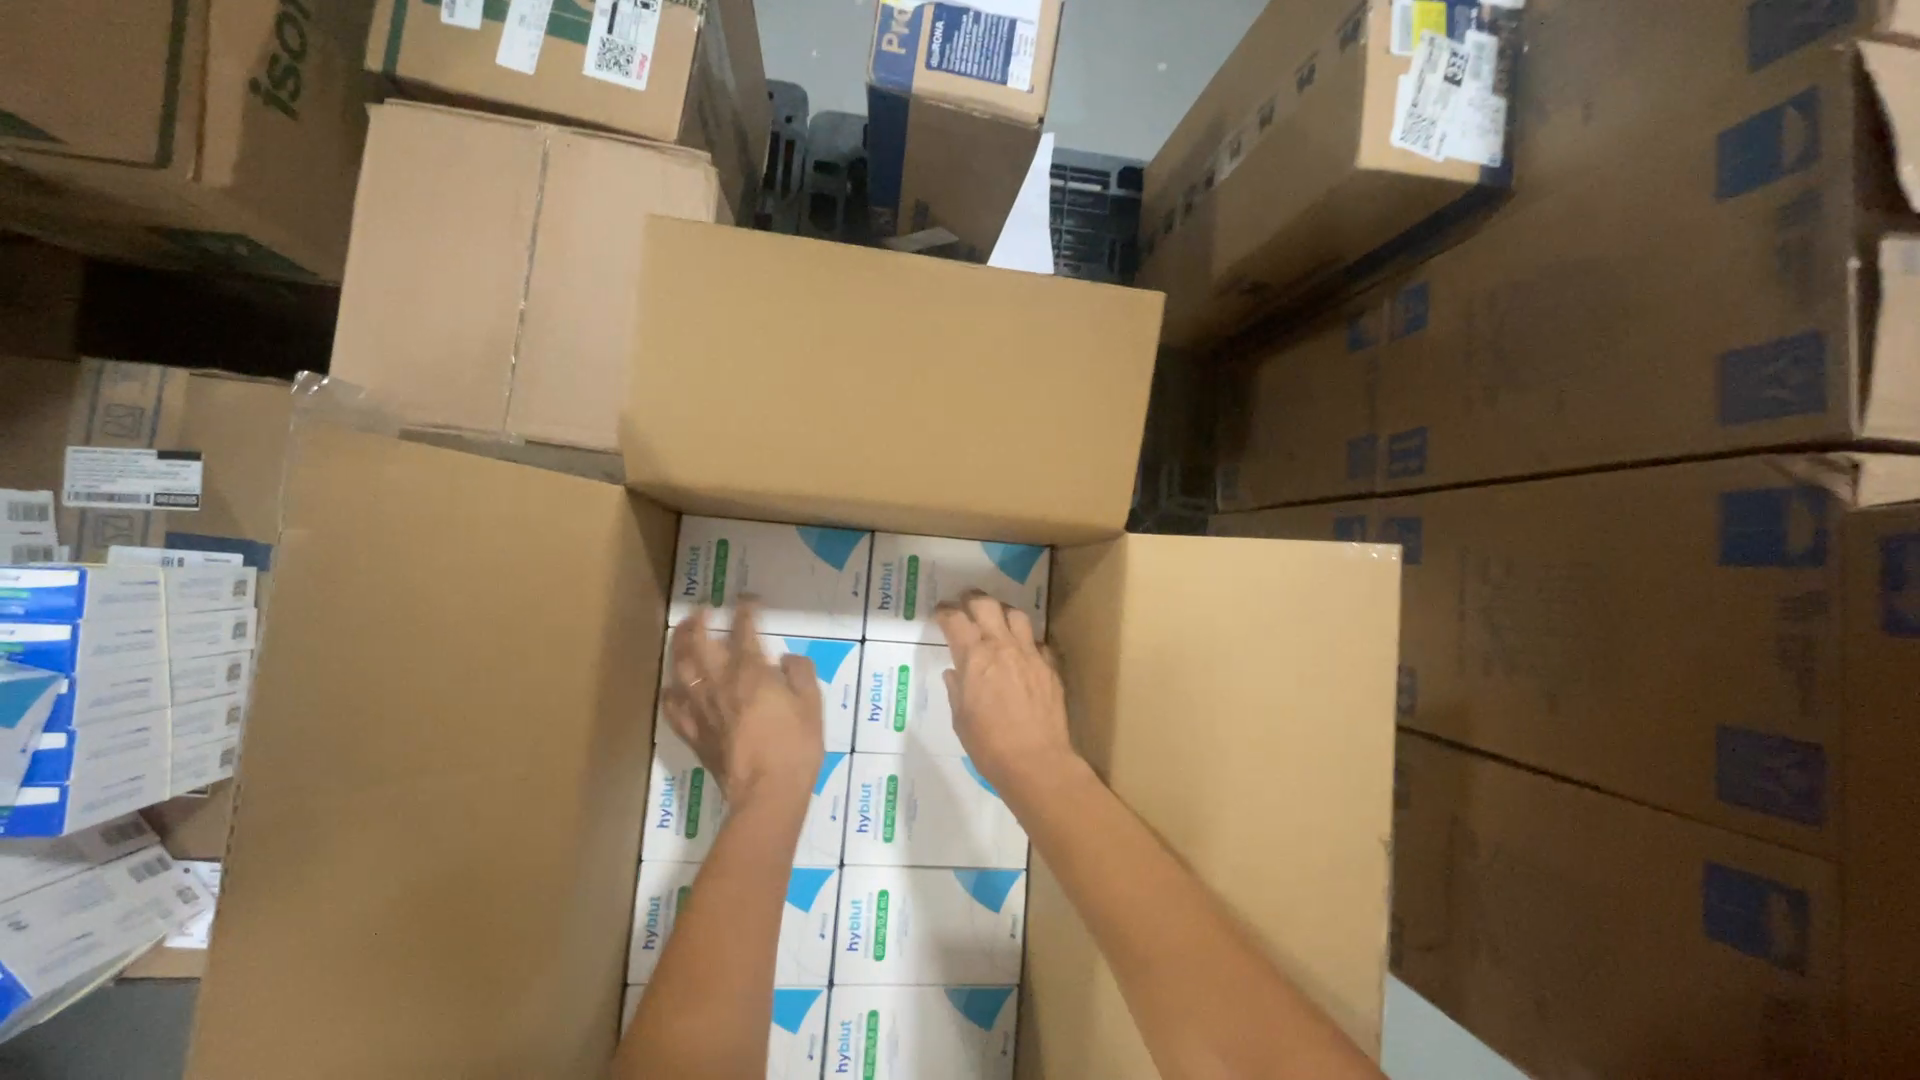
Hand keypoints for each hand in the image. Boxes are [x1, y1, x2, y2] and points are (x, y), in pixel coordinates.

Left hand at [660, 603, 823, 809]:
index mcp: (751, 671)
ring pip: (680, 669)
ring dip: (679, 646)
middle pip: (699, 642)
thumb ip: (800, 674)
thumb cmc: (796, 747)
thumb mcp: (812, 704)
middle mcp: (720, 682)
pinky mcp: (693, 733)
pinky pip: (673, 708)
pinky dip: (671, 692)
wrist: (767, 792)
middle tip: (702, 610)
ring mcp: (701, 708)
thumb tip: (786, 660)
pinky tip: (673, 687)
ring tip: (682, 634)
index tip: (748, 600)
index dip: (745, 611)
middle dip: (699, 621)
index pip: (744, 629)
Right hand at [934, 591, 1077, 795]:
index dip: (944, 611)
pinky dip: (1026, 640)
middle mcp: (1002, 647)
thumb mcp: (960, 718)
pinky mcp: (1050, 667)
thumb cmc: (988, 745)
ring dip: (1002, 611)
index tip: (940, 611)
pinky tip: (1022, 651)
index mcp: (974, 658)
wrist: (1036, 761)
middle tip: (965, 601)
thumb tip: (954, 672)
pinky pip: (1037, 642)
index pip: (955, 619)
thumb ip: (957, 689)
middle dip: (972, 599)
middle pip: (987, 605)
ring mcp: (1030, 654)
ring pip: (1017, 615)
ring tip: (996, 617)